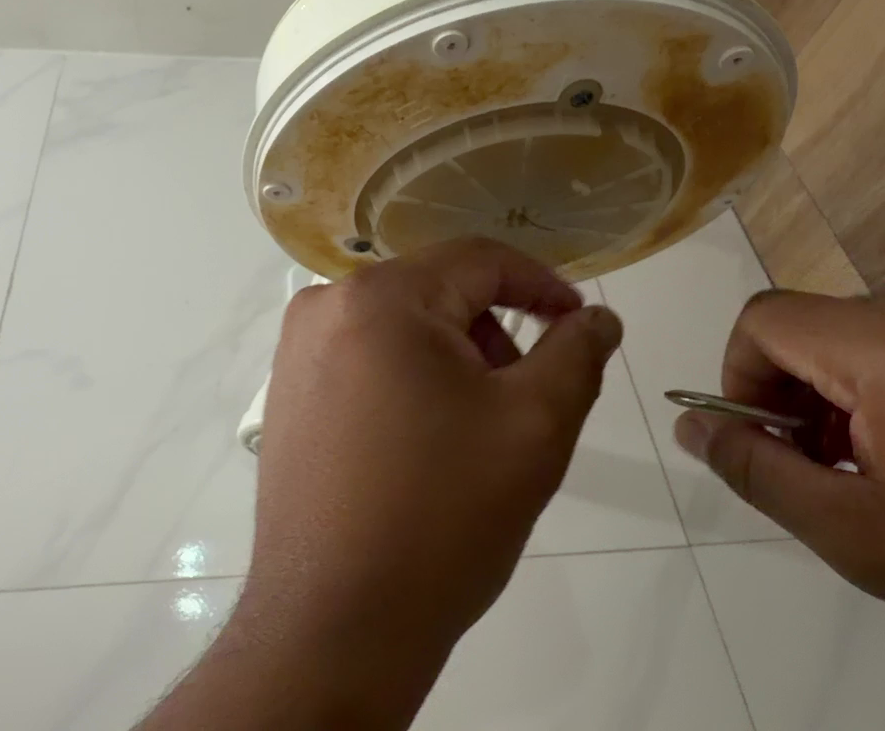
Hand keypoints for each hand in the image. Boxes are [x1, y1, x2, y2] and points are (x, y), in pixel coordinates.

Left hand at [136, 238, 621, 730]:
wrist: (335, 623)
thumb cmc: (442, 515)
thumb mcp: (534, 425)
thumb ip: (576, 354)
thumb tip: (596, 316)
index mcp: (378, 297)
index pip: (479, 260)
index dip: (541, 285)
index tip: (580, 325)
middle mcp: (324, 307)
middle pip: (437, 292)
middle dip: (494, 332)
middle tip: (528, 395)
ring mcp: (295, 353)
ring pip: (401, 328)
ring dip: (455, 359)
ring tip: (478, 428)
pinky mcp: (288, 395)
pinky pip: (366, 360)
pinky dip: (411, 381)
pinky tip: (429, 443)